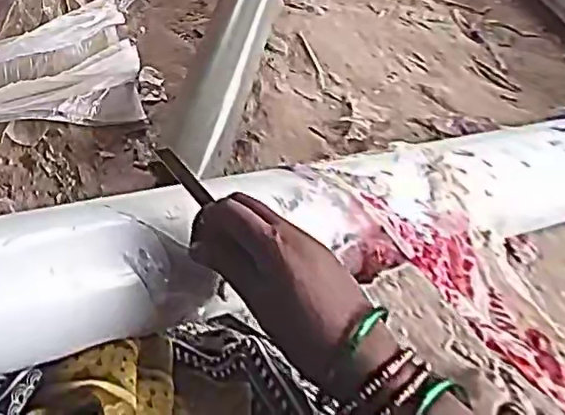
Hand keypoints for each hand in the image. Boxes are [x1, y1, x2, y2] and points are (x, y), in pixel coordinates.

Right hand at [188, 194, 397, 397]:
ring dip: (243, 225)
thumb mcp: (256, 298)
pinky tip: (263, 266)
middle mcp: (291, 232)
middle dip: (222, 215)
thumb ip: (225, 262)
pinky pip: (283, 231)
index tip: (199, 240)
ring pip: (263, 215)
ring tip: (236, 257)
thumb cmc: (310, 336)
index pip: (225, 207)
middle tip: (211, 241)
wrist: (365, 362)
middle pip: (243, 202)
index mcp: (271, 239)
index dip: (205, 219)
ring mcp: (310, 242)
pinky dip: (264, 237)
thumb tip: (203, 247)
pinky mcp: (322, 255)